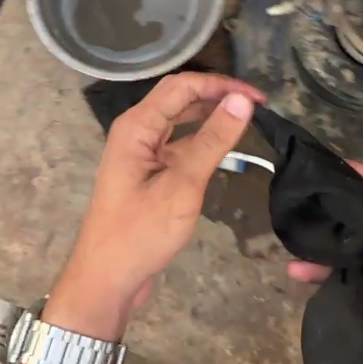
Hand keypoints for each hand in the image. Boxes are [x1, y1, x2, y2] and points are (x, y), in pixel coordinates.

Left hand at [51, 73, 261, 338]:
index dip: (221, 85)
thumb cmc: (141, 231)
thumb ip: (213, 140)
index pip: (182, 86)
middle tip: (255, 106)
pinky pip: (176, 144)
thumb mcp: (183, 185)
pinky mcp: (146, 172)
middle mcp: (135, 131)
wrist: (106, 278)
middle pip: (178, 98)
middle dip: (216, 95)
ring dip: (209, 116)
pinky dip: (200, 141)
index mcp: (137, 126)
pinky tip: (222, 148)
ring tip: (244, 120)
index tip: (256, 98)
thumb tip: (242, 101)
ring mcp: (139, 152)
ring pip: (178, 121)